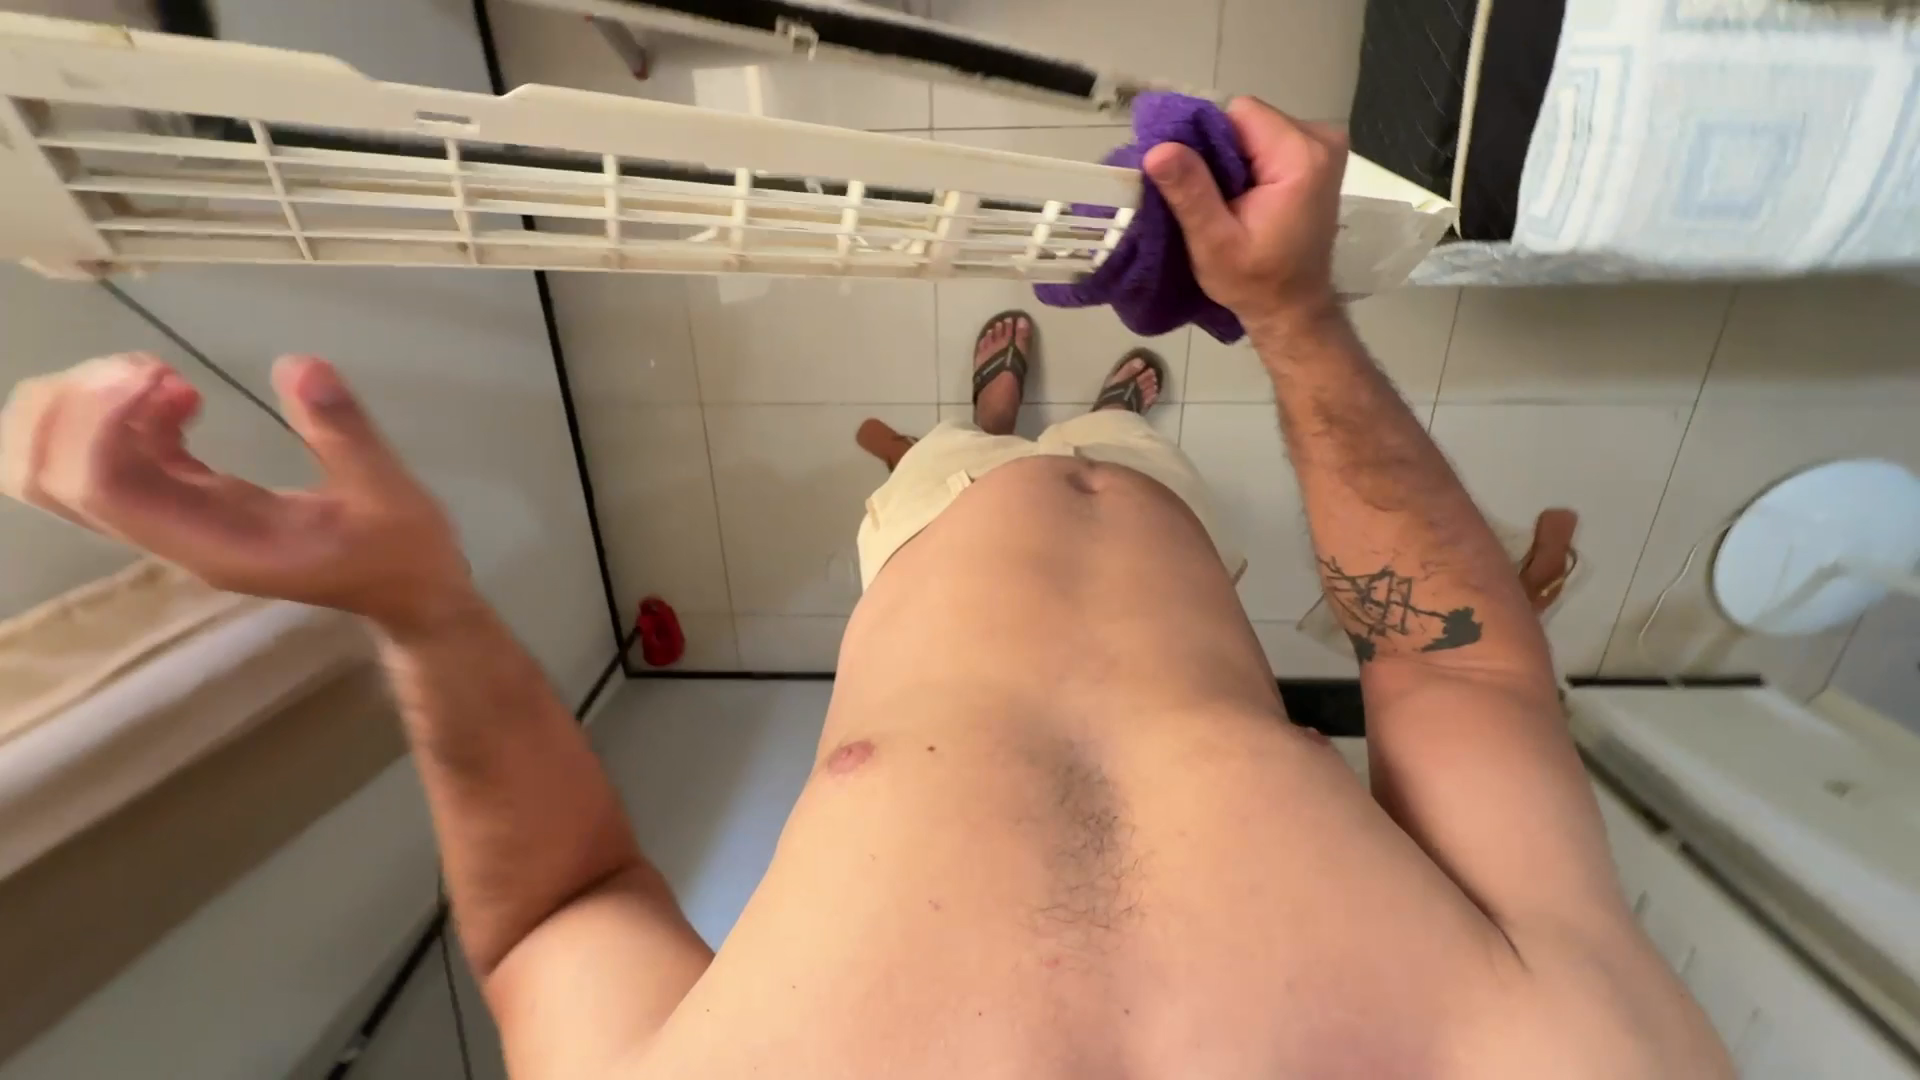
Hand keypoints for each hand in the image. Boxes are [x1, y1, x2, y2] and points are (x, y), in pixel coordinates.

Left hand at [16, 353, 474, 635]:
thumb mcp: (391, 491)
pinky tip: (180, 395)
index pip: (104, 487)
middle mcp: (178, 539)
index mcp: (219, 544)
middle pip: (46, 478)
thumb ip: (344, 431)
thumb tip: (301, 364)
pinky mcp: (190, 511)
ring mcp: (178, 527)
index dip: (100, 420)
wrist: (413, 595)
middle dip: (68, 408)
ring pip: (61, 471)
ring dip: (79, 410)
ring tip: (156, 374)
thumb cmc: (405, 552)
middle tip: (148, 366)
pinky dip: (120, 419)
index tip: (162, 371)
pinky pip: (111, 465)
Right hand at [1144, 97, 1347, 334]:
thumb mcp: (1213, 243)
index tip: (1195, 183)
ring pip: (1257, 131)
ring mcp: (1325, 146)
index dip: (1207, 142)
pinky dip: (1251, 167)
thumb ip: (1190, 191)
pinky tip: (1244, 201)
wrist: (1293, 308)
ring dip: (1234, 162)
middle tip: (1210, 202)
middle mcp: (1322, 138)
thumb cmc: (1254, 282)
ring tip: (1227, 205)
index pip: (1238, 114)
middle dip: (1221, 155)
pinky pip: (1270, 143)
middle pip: (1249, 121)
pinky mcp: (1319, 157)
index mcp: (1300, 156)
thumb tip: (1157, 148)